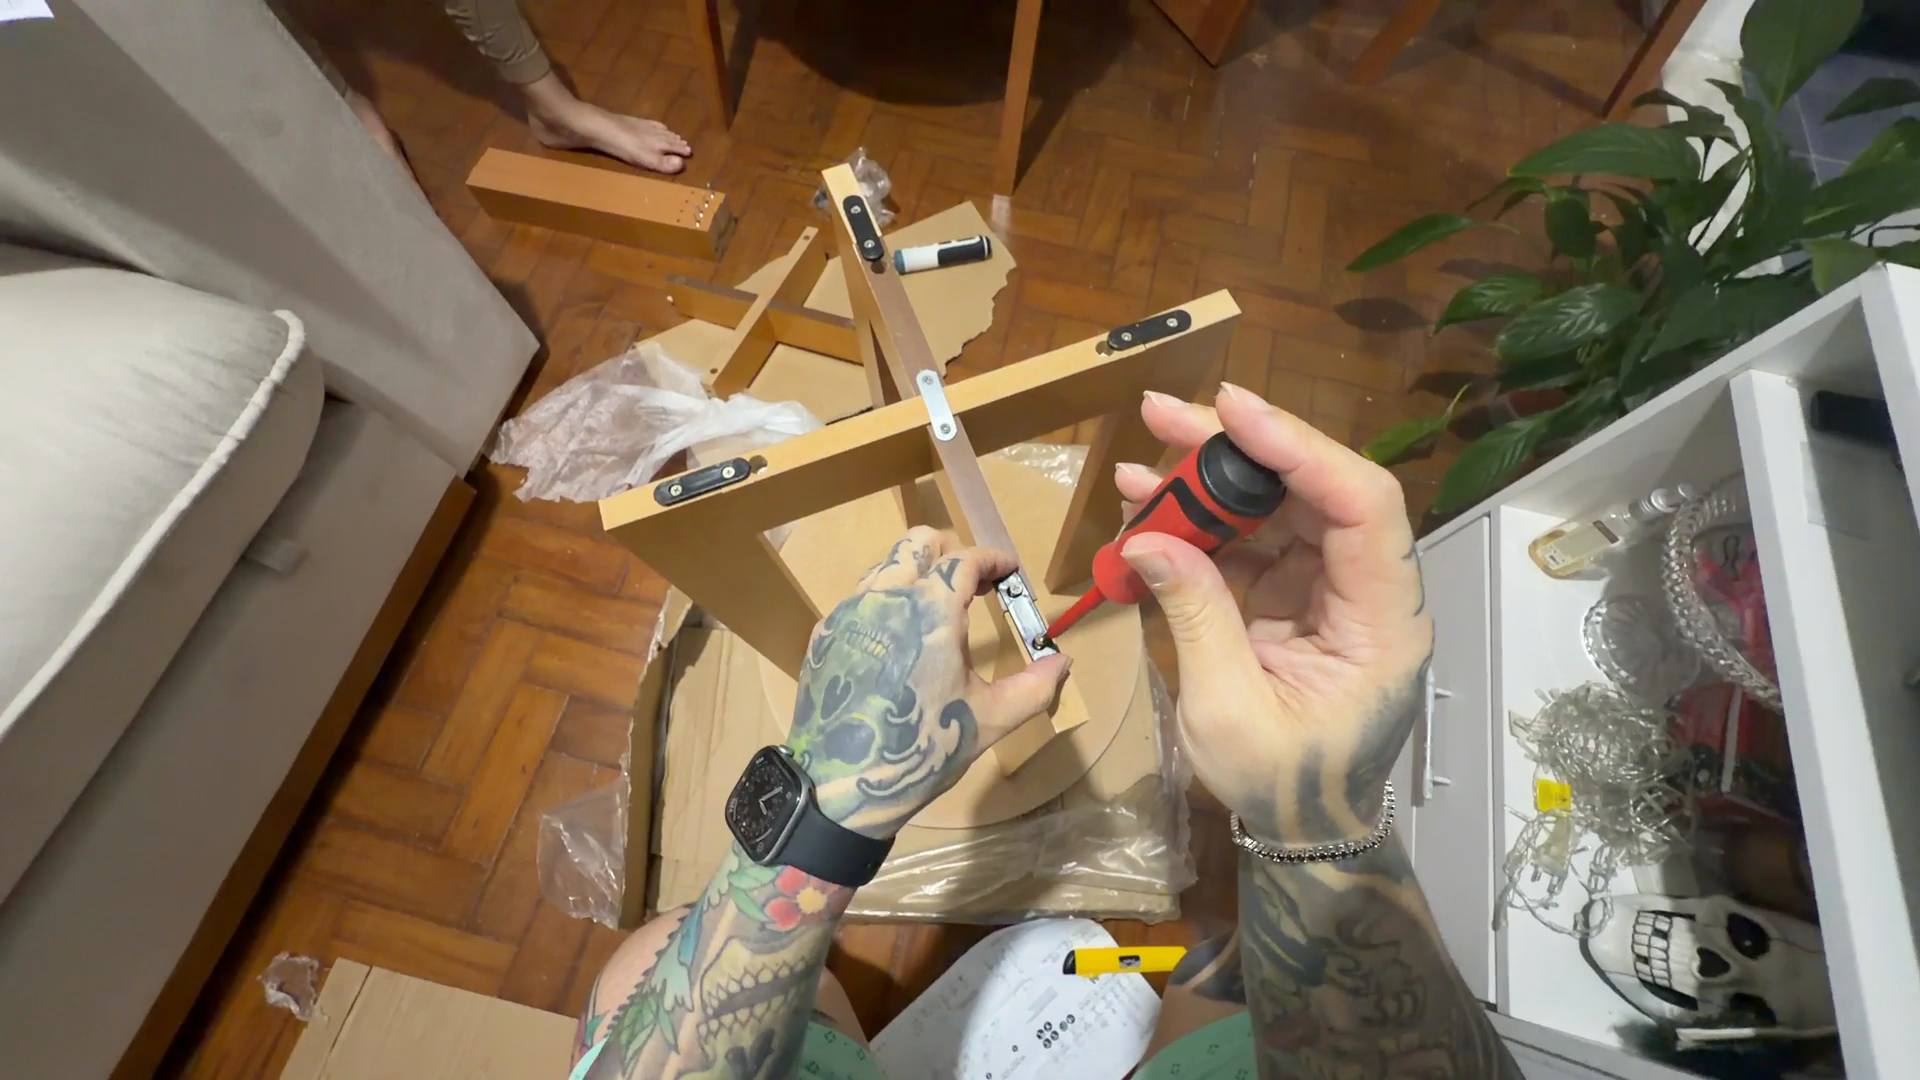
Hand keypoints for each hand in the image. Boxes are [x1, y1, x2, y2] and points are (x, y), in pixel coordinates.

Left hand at [785, 526, 1072, 839]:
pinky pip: (864, 594)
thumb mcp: (990, 719)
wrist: (841, 786)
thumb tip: (1063, 661)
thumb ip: (1034, 686)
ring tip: (939, 607)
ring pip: (888, 563)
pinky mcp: (826, 630)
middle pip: (921, 541)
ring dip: (920, 570)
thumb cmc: (924, 749)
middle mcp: (887, 597)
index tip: (1010, 572)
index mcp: (930, 610)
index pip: (966, 558)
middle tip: (975, 582)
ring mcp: (851, 610)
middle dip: (953, 551)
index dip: (994, 559)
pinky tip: (902, 638)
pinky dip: (891, 598)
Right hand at [1114, 384, 1431, 843]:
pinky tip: (1143, 511)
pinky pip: (1240, 542)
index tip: (1231, 411)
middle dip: (1233, 450)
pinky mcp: (1284, 593)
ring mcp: (1320, 587)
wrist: (1300, 821)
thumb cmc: (1283, 782)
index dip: (1299, 448)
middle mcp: (1360, 587)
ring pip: (1269, 507)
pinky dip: (1192, 525)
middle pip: (1308, 489)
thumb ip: (1195, 616)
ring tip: (1136, 465)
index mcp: (1380, 619)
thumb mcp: (1229, 707)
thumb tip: (1144, 539)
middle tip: (1161, 417)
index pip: (1360, 506)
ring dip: (1202, 483)